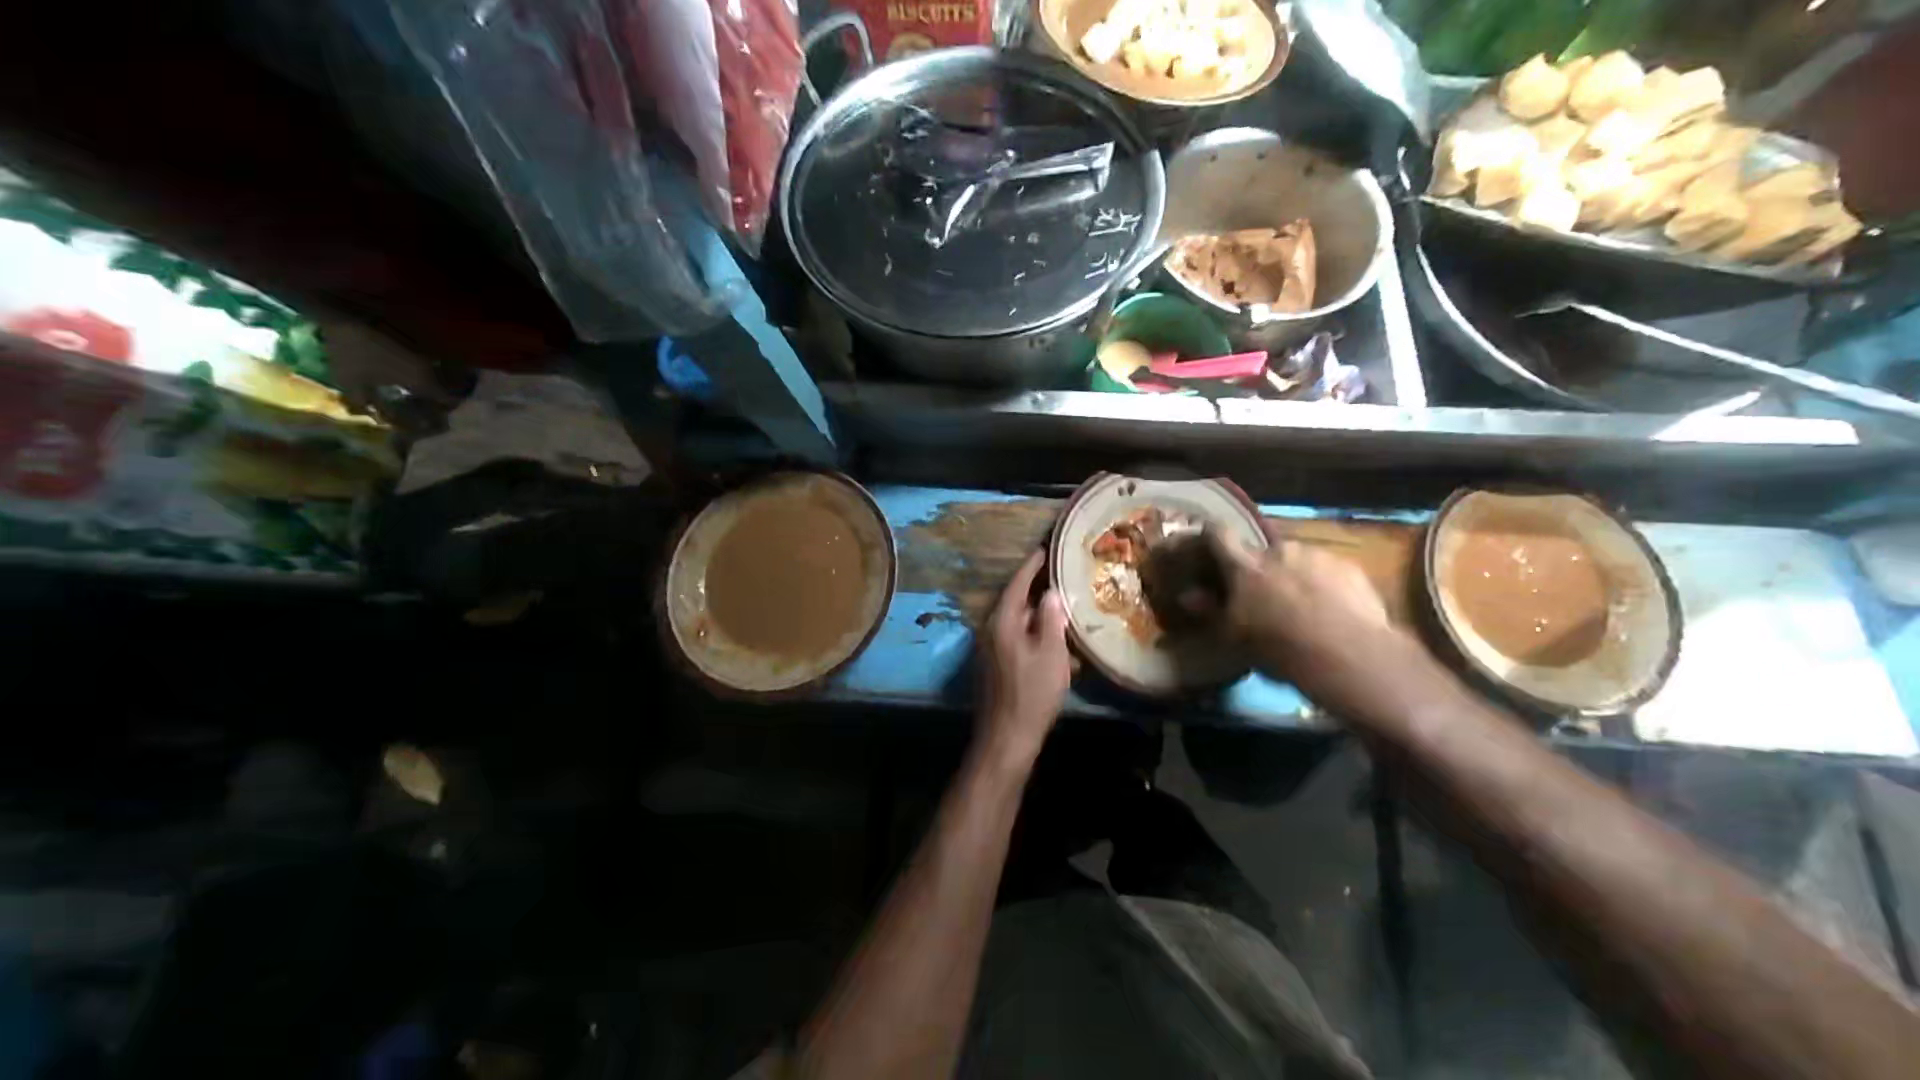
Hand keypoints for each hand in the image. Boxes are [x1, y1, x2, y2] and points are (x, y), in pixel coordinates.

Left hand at [977, 549, 1070, 766]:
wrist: (1007, 737)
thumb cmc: (1032, 693)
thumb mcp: (1051, 653)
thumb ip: (1051, 620)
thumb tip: (1051, 593)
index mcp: (1002, 621)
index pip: (1017, 583)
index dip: (1032, 565)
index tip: (1045, 549)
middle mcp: (991, 630)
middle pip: (1015, 601)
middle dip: (1037, 589)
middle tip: (1061, 575)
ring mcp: (991, 648)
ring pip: (1018, 622)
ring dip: (1038, 614)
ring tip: (1063, 605)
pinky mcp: (996, 665)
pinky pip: (1017, 639)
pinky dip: (1035, 634)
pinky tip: (1055, 641)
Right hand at [1206, 523, 1410, 701]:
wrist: (1349, 656)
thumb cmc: (1280, 647)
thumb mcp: (1235, 636)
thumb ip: (1210, 611)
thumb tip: (1187, 596)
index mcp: (1245, 566)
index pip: (1219, 534)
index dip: (1212, 537)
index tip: (1208, 546)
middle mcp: (1279, 551)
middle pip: (1262, 551)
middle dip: (1261, 568)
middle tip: (1264, 596)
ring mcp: (1317, 555)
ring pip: (1297, 559)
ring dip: (1294, 575)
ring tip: (1304, 606)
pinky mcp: (1350, 567)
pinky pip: (1328, 570)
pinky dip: (1325, 584)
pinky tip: (1332, 610)